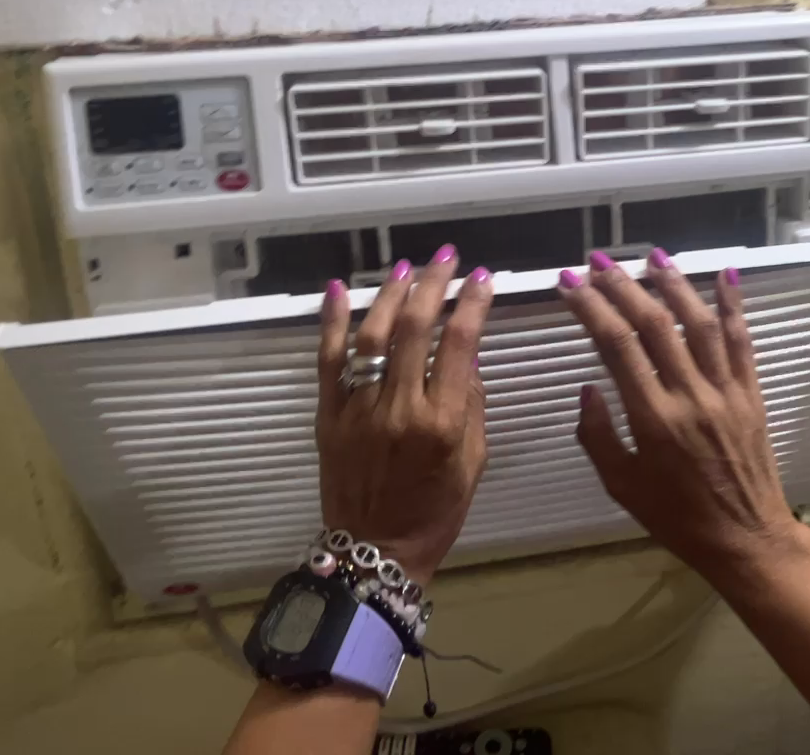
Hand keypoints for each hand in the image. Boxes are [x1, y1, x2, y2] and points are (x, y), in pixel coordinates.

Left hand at [315, 246, 494, 583]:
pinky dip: (332, 322)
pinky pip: (328, 361)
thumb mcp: (473, 462)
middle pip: (414, 329)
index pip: (459, 344)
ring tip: (407, 267)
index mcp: (441, 422)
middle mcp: (399, 408)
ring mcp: (357, 409)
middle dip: (434, 284)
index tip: (482, 278)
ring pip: (372, 336)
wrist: (374, 552)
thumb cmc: (435, 511)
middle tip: (447, 258)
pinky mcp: (327, 415)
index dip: (473, 304)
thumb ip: (471, 402)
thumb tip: (466, 350)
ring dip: (391, 294)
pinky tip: (340, 289)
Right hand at [561, 250, 808, 582]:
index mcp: (654, 418)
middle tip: (597, 260)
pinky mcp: (750, 392)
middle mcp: (691, 395)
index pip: (616, 347)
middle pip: (653, 324)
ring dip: (674, 283)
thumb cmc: (677, 517)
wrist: (747, 539)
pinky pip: (741, 341)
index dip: (590, 308)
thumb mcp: (622, 486)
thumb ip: (598, 435)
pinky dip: (733, 304)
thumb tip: (588, 388)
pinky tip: (726, 273)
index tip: (569, 283)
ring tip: (652, 254)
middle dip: (622, 285)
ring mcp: (726, 391)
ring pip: (698, 323)